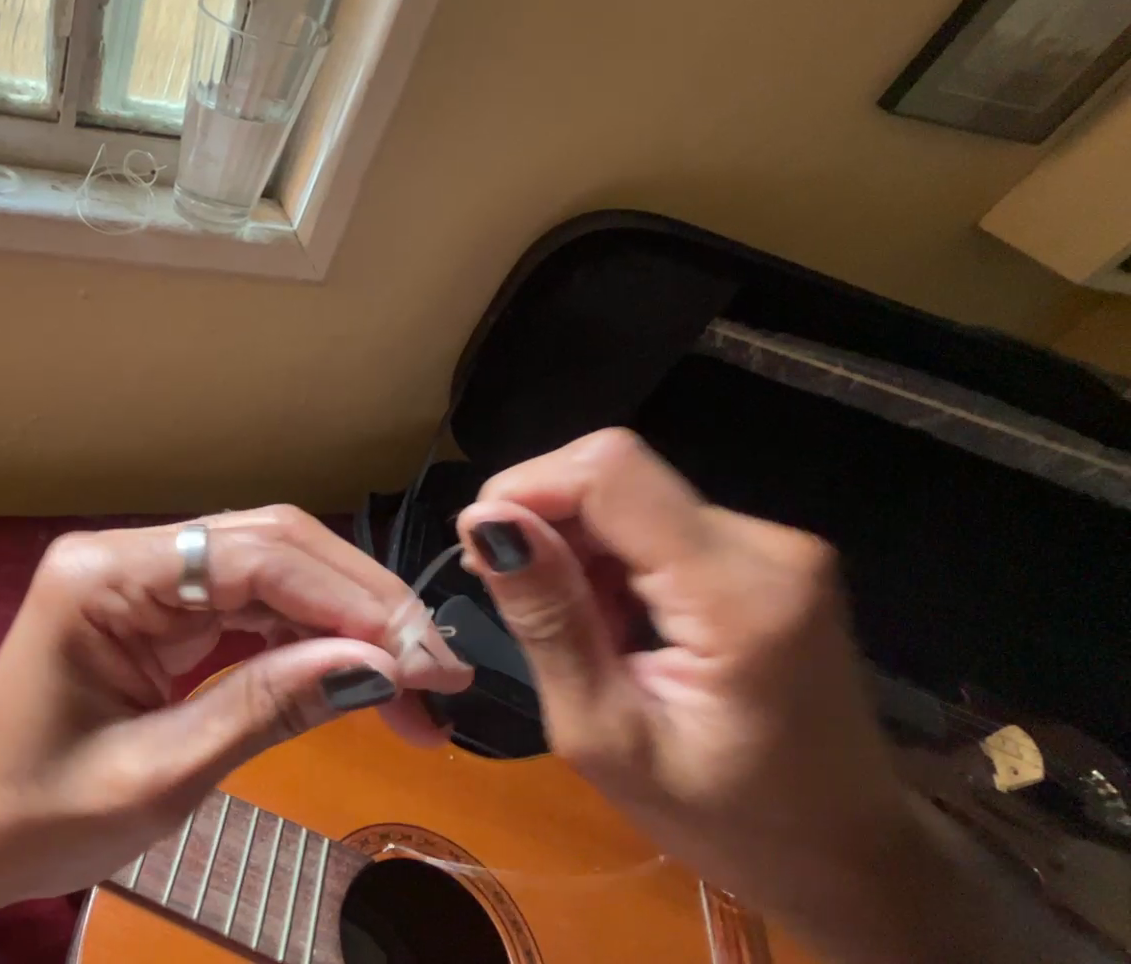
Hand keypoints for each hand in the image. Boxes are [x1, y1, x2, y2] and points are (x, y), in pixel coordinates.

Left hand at [0, 506, 472, 915]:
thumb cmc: (40, 817)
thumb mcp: (160, 774)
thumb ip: (267, 705)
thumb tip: (377, 668)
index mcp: (104, 576)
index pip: (251, 558)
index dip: (349, 603)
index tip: (428, 664)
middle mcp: (124, 554)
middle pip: (267, 547)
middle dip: (358, 605)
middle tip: (434, 675)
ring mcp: (139, 575)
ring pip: (266, 571)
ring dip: (341, 621)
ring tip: (410, 686)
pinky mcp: (153, 606)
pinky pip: (244, 603)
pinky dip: (304, 636)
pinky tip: (351, 672)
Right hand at [454, 429, 925, 961]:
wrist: (849, 858)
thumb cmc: (724, 819)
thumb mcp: (604, 734)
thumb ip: (547, 619)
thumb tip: (483, 521)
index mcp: (737, 594)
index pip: (610, 472)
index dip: (526, 488)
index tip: (481, 552)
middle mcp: (766, 545)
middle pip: (615, 474)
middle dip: (543, 522)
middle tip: (517, 602)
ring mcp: (771, 546)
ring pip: (626, 494)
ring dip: (571, 545)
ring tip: (573, 627)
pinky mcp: (763, 555)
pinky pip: (652, 520)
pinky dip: (605, 557)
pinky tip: (608, 619)